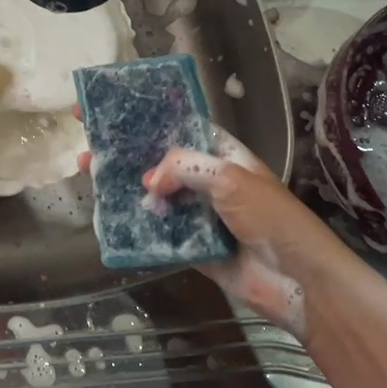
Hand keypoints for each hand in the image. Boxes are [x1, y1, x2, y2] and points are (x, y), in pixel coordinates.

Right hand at [78, 133, 356, 339]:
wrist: (299, 282)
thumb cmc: (271, 217)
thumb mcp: (229, 177)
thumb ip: (183, 167)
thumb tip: (147, 181)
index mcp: (218, 153)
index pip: (175, 124)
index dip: (143, 114)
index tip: (109, 104)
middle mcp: (204, 179)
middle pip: (155, 158)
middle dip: (123, 148)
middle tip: (87, 138)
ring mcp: (195, 213)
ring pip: (151, 193)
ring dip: (121, 184)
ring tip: (88, 171)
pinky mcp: (189, 247)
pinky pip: (156, 232)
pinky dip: (134, 224)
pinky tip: (107, 213)